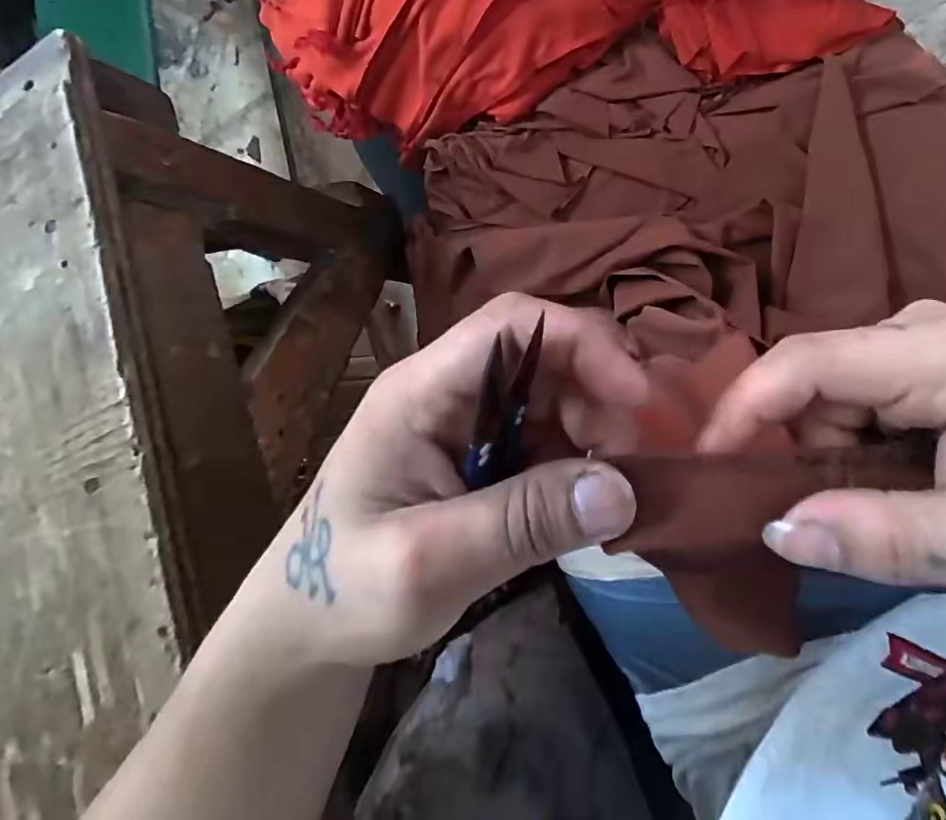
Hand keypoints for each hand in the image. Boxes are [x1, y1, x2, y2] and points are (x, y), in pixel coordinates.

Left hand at [246, 293, 646, 667]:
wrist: (309, 621)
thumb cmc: (346, 588)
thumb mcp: (429, 563)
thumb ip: (520, 523)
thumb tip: (622, 489)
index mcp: (420, 391)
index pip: (508, 324)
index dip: (579, 341)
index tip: (636, 396)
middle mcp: (447, 389)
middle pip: (539, 351)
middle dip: (598, 388)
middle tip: (633, 456)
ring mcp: (465, 419)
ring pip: (551, 390)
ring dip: (596, 423)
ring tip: (618, 481)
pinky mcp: (481, 452)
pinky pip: (546, 432)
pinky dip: (581, 454)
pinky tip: (593, 493)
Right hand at [700, 300, 945, 592]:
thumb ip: (885, 537)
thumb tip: (774, 530)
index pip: (809, 362)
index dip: (745, 406)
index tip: (709, 459)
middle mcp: (925, 325)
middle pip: (812, 376)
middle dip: (804, 444)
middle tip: (847, 512)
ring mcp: (923, 334)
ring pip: (825, 387)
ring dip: (832, 447)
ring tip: (897, 497)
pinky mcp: (922, 354)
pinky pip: (848, 391)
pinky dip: (851, 439)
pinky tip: (902, 472)